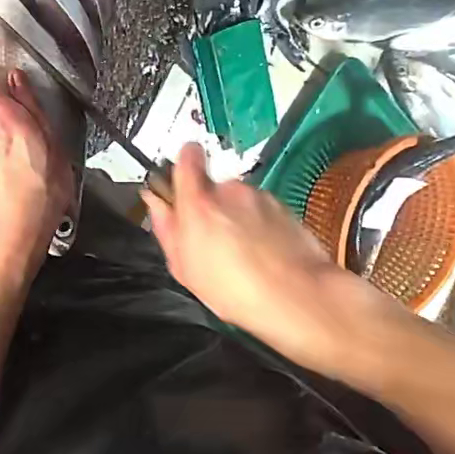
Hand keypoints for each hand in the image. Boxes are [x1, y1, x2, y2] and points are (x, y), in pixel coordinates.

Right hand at [142, 143, 397, 373]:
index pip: (187, 157)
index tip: (180, 177)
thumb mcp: (184, 267)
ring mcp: (260, 197)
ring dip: (236, 219)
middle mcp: (230, 191)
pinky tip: (260, 256)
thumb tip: (157, 206)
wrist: (297, 296)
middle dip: (209, 206)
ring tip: (238, 256)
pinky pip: (261, 212)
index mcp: (199, 202)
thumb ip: (167, 228)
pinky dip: (259, 227)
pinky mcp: (283, 207)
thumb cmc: (237, 290)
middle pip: (212, 186)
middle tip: (209, 241)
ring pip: (238, 201)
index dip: (183, 163)